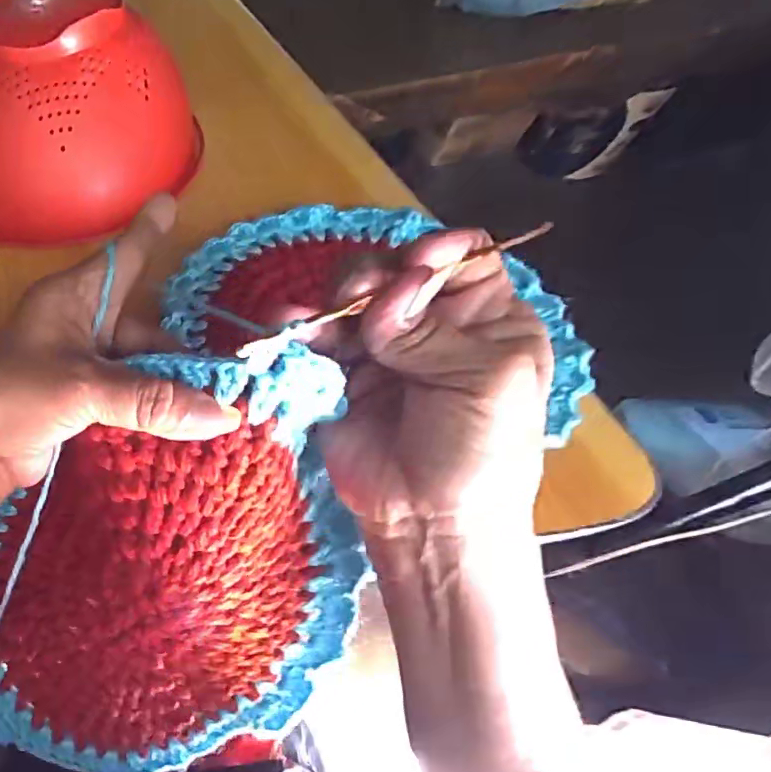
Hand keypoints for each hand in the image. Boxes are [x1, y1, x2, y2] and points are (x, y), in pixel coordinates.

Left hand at [0, 195, 239, 490]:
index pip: (120, 257)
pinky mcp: (75, 399)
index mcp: (69, 299)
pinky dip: (149, 403)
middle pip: (139, 323)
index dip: (147, 233)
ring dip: (167, 381)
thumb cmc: (14, 399)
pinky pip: (123, 392)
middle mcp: (74, 324)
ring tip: (217, 398)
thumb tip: (223, 415)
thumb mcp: (84, 389)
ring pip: (134, 362)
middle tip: (232, 366)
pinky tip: (183, 417)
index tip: (171, 202)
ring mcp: (74, 363)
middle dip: (178, 346)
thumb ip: (152, 400)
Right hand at [310, 229, 552, 534]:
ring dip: (326, 305)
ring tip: (312, 318)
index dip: (433, 254)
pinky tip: (286, 329)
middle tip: (354, 294)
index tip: (412, 265)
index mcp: (484, 321)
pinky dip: (295, 335)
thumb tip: (386, 291)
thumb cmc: (479, 450)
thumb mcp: (482, 382)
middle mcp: (426, 329)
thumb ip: (432, 332)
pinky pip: (311, 347)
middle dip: (369, 278)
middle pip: (390, 276)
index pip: (459, 262)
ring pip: (344, 308)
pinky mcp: (331, 382)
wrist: (425, 517)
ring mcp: (374, 356)